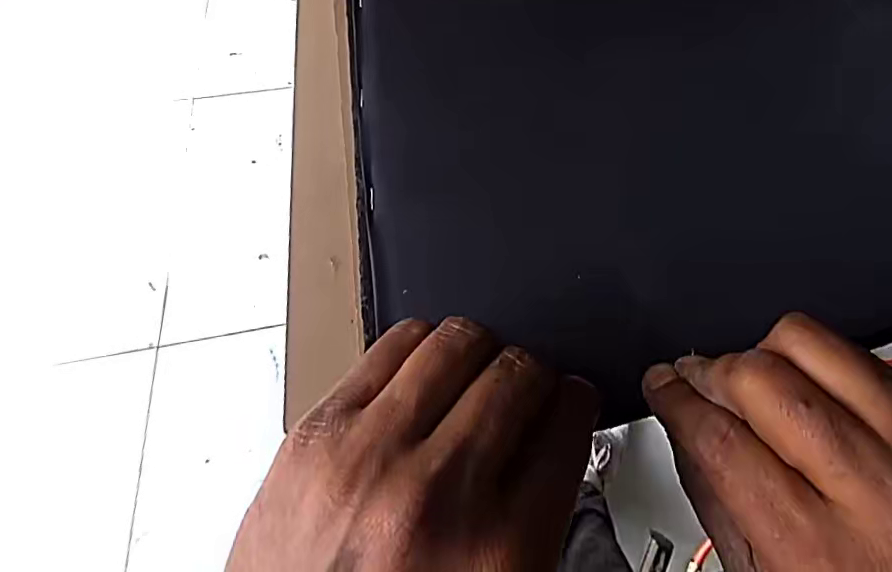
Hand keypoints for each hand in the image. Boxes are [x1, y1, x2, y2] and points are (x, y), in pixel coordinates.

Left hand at [229, 317, 598, 571]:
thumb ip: (539, 515)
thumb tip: (556, 430)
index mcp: (496, 554)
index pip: (569, 420)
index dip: (574, 404)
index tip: (567, 403)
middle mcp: (435, 496)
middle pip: (520, 372)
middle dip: (531, 380)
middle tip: (522, 396)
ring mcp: (369, 458)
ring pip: (462, 340)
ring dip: (480, 356)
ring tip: (472, 382)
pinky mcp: (316, 435)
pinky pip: (397, 342)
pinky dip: (421, 351)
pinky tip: (421, 380)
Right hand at [644, 313, 891, 571]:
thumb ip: (720, 500)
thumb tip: (685, 418)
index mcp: (826, 558)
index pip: (722, 439)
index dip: (677, 400)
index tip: (663, 383)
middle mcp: (885, 494)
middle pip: (762, 378)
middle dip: (714, 370)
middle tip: (699, 379)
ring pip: (808, 340)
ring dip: (763, 353)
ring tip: (753, 380)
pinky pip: (856, 352)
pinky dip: (819, 364)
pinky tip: (811, 394)